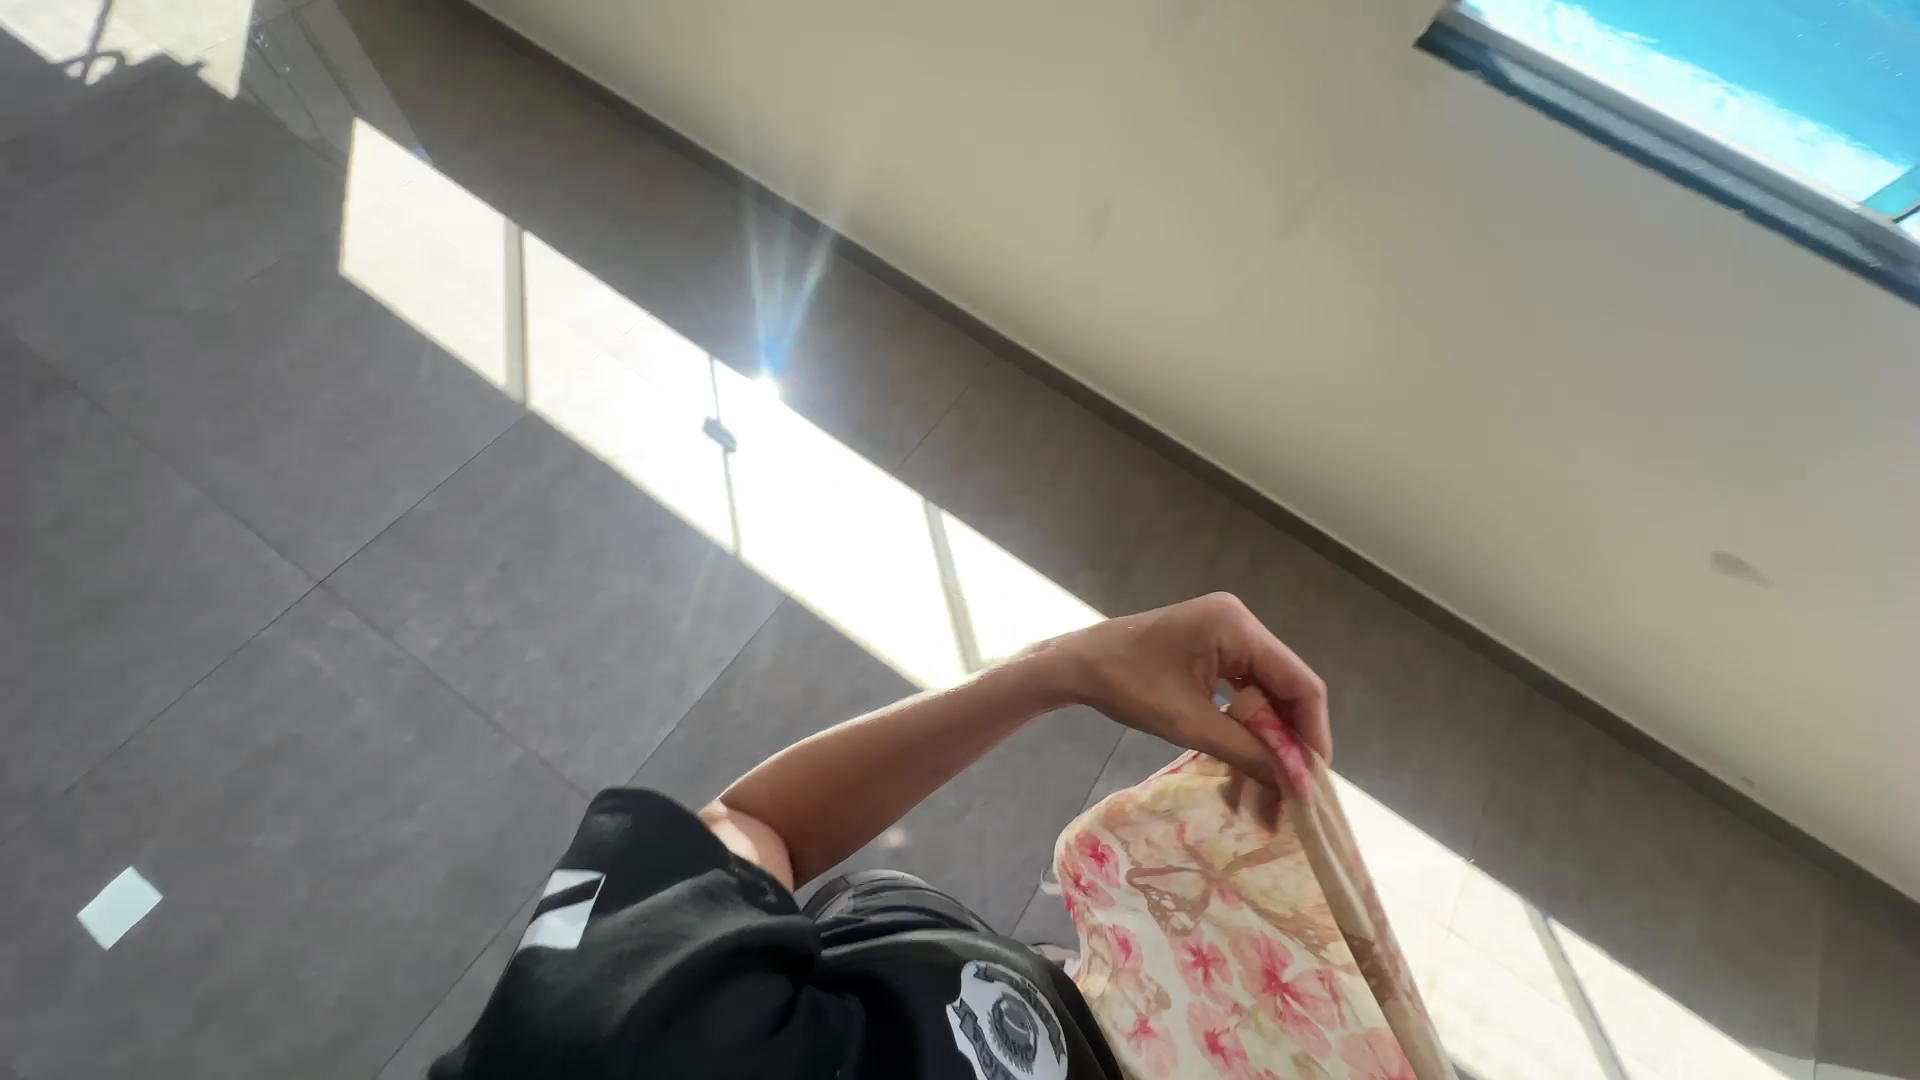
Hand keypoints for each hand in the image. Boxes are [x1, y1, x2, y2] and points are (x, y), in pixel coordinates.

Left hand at [1048, 593, 1329, 783]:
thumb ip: (1248, 752)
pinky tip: (1250, 750)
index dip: (1313, 733)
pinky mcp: (1210, 644)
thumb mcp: (1189, 724)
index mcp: (1237, 627)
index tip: (1315, 779)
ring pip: (1266, 688)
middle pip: (1286, 686)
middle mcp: (1238, 621)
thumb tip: (1296, 786)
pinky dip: (1247, 718)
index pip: (1300, 683)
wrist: (1076, 664)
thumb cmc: (1126, 686)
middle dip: (1290, 738)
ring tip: (1275, 778)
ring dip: (1269, 732)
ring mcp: (1224, 630)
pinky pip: (1243, 683)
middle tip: (1295, 787)